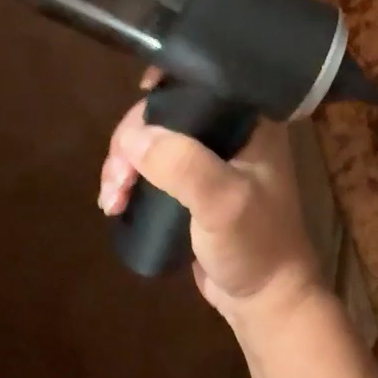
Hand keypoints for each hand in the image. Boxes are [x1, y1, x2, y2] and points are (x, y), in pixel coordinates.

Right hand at [99, 68, 322, 324]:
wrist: (264, 298)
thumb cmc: (255, 242)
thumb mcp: (223, 201)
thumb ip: (182, 164)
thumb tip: (133, 136)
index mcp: (251, 118)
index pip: (202, 79)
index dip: (164, 85)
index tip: (134, 105)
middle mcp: (233, 129)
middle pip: (169, 112)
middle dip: (133, 140)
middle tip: (117, 179)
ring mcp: (214, 157)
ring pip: (157, 140)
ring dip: (126, 162)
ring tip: (112, 199)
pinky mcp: (196, 184)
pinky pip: (156, 167)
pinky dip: (132, 178)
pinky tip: (116, 201)